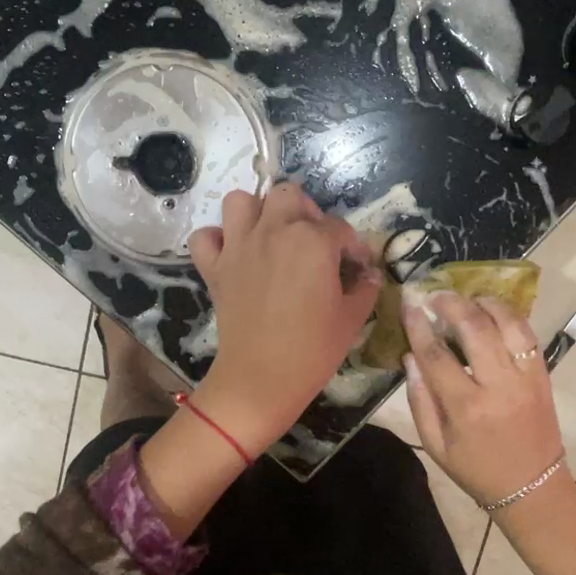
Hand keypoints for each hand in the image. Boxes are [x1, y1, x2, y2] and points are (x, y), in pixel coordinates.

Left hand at [189, 183, 382, 452]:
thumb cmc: (313, 350)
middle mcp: (274, 231)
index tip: (356, 267)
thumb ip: (365, 288)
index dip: (352, 246)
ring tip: (271, 236)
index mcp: (313, 241)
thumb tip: (370, 274)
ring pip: (240, 201)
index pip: (339, 228)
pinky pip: (205, 237)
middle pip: (288, 195)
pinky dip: (216, 240)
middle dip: (305, 212)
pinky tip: (233, 254)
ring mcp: (239, 246)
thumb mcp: (351, 319)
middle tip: (313, 242)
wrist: (261, 379)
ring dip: (256, 212)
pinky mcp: (214, 268)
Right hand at [403, 292, 567, 505]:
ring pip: (507, 323)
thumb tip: (410, 358)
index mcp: (466, 408)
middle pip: (475, 328)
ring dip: (484, 303)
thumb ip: (419, 400)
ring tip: (467, 299)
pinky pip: (528, 334)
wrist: (532, 486)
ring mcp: (525, 377)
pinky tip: (492, 312)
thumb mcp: (435, 445)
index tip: (409, 306)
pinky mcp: (543, 375)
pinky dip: (509, 317)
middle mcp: (498, 386)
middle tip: (436, 296)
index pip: (437, 355)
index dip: (419, 327)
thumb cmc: (476, 470)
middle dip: (452, 304)